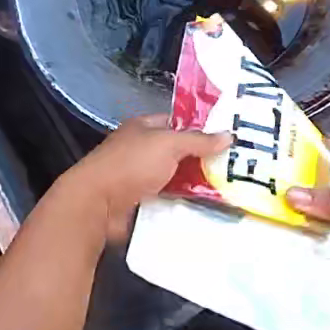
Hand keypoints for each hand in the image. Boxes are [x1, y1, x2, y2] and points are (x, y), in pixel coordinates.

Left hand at [50, 114, 226, 241]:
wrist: (96, 205)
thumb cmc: (130, 164)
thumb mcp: (169, 144)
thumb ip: (198, 140)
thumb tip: (228, 136)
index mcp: (144, 127)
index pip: (177, 122)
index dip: (200, 127)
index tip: (226, 136)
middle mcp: (141, 150)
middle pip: (178, 152)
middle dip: (201, 159)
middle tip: (233, 166)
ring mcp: (140, 178)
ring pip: (175, 178)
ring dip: (195, 184)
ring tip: (227, 189)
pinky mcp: (140, 203)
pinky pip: (168, 200)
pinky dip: (183, 203)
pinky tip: (206, 208)